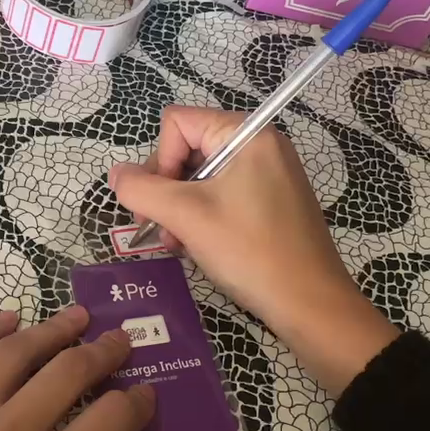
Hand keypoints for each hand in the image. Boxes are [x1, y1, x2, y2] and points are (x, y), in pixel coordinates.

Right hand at [110, 106, 398, 396]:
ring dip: (180, 207)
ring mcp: (268, 172)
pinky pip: (222, 192)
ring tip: (177, 244)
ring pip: (201, 175)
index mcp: (247, 133)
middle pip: (187, 147)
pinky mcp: (271, 199)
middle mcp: (260, 144)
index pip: (178, 123)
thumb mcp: (187, 217)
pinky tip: (197, 245)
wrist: (312, 307)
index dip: (159, 160)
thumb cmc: (250, 252)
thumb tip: (116, 174)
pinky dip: (202, 215)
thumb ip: (142, 189)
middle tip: (160, 229)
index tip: (161, 203)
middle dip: (166, 188)